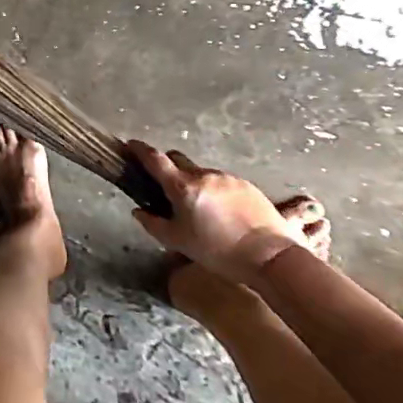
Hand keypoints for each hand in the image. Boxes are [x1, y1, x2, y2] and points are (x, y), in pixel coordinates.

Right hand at [127, 141, 301, 280]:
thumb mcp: (178, 242)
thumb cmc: (218, 251)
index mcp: (183, 187)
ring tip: (202, 211)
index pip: (155, 159)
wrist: (271, 257)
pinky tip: (223, 214)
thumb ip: (153, 224)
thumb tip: (138, 211)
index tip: (131, 145)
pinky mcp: (246, 185)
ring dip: (195, 184)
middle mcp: (204, 175)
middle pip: (179, 161)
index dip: (140, 149)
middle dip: (168, 168)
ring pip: (202, 174)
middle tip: (167, 189)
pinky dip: (215, 192)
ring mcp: (227, 178)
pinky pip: (222, 182)